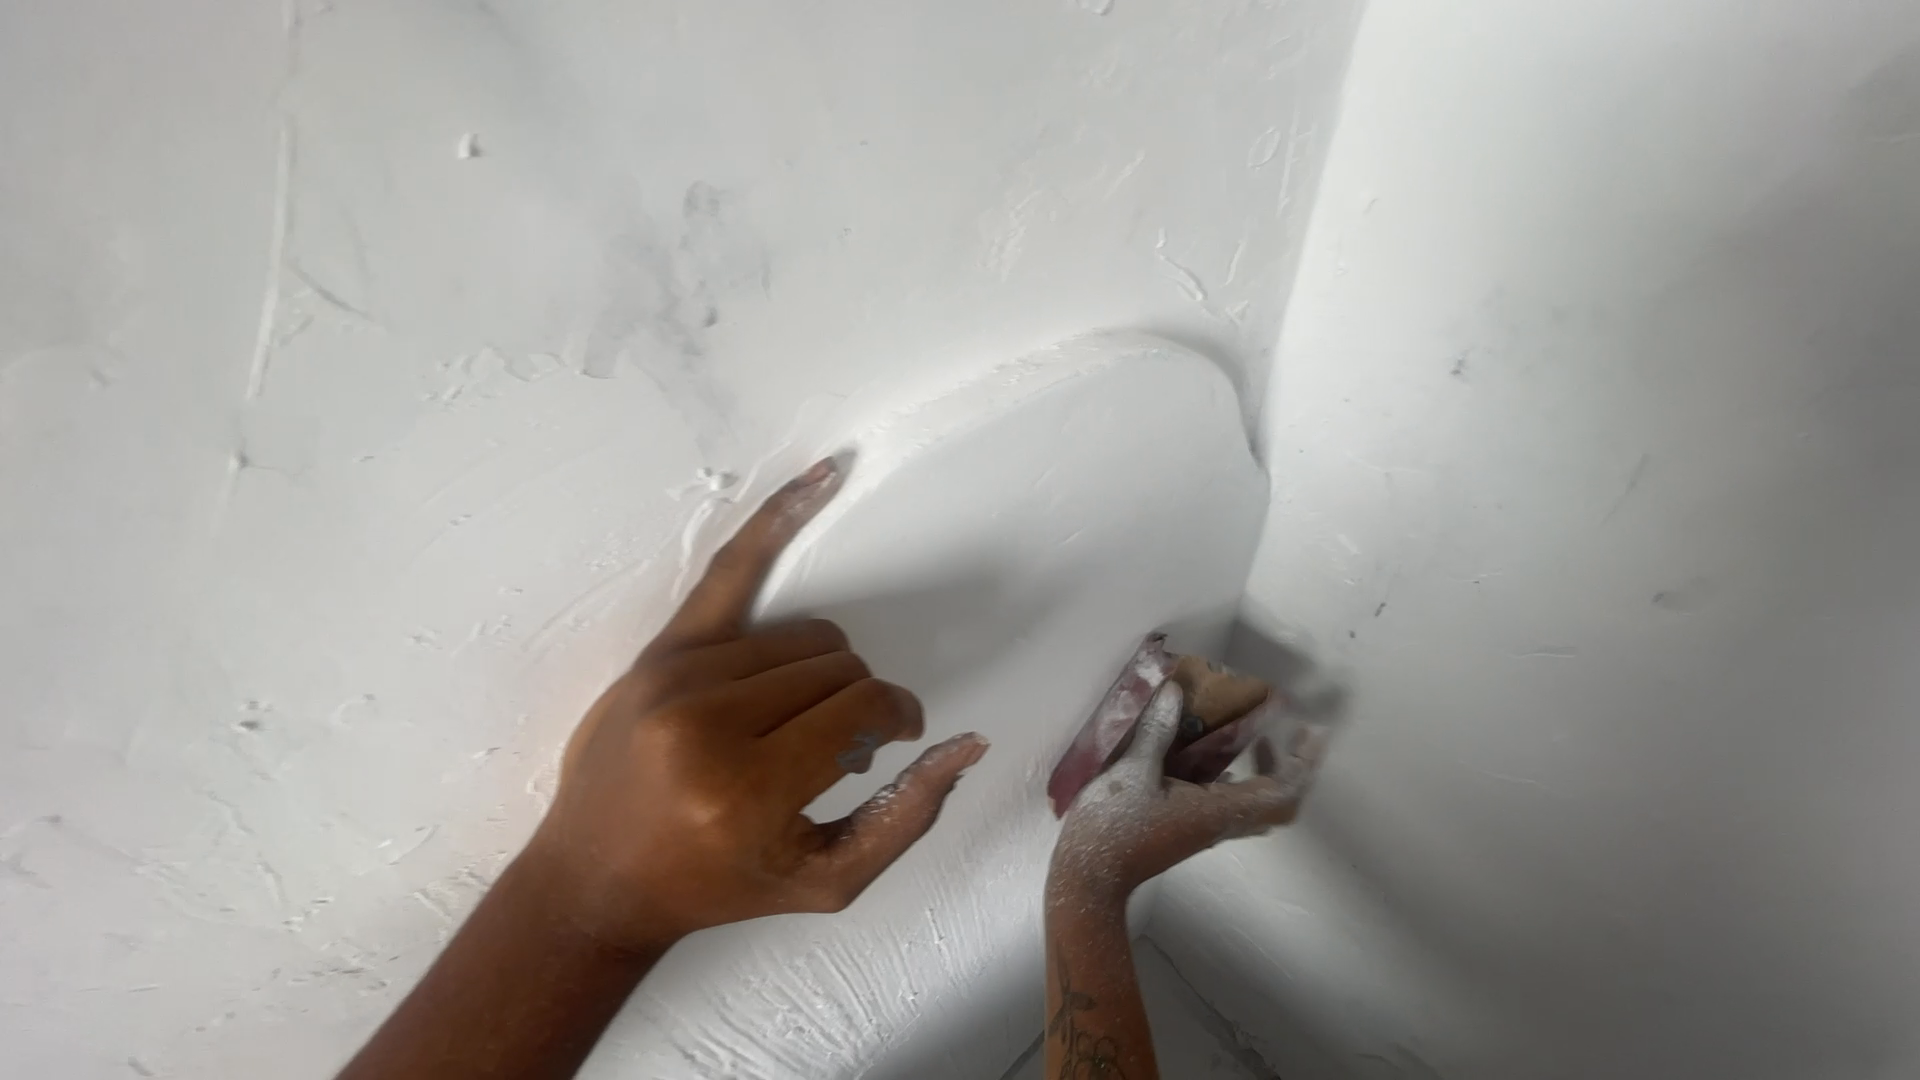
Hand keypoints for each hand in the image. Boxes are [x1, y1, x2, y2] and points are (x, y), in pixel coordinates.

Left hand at [525, 457, 989, 949]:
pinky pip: (734, 566)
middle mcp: (708, 724)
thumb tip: (970, 744)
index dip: (897, 714)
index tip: (898, 735)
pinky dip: (784, 515)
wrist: (593, 880)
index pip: (862, 706)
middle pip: (836, 665)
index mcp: (749, 787)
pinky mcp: (661, 649)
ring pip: (805, 634)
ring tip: (803, 713)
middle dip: (858, 699)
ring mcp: (677, 675)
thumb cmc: (716, 886)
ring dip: (825, 667)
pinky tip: (827, 474)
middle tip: (838, 743)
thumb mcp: (827, 882)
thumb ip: (908, 816)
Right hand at [1049, 679, 1321, 904]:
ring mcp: (1205, 830)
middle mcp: (1220, 823)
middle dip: (1291, 767)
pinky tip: (1213, 761)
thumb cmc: (1114, 826)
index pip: (1282, 792)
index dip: (1302, 762)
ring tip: (1256, 738)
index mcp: (1217, 810)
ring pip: (1256, 806)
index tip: (1310, 731)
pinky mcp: (1187, 830)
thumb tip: (1176, 691)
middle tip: (1289, 733)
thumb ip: (1157, 730)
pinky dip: (1238, 780)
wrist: (1091, 877)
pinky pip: (1232, 806)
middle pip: (1278, 804)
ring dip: (1266, 773)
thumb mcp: (1132, 770)